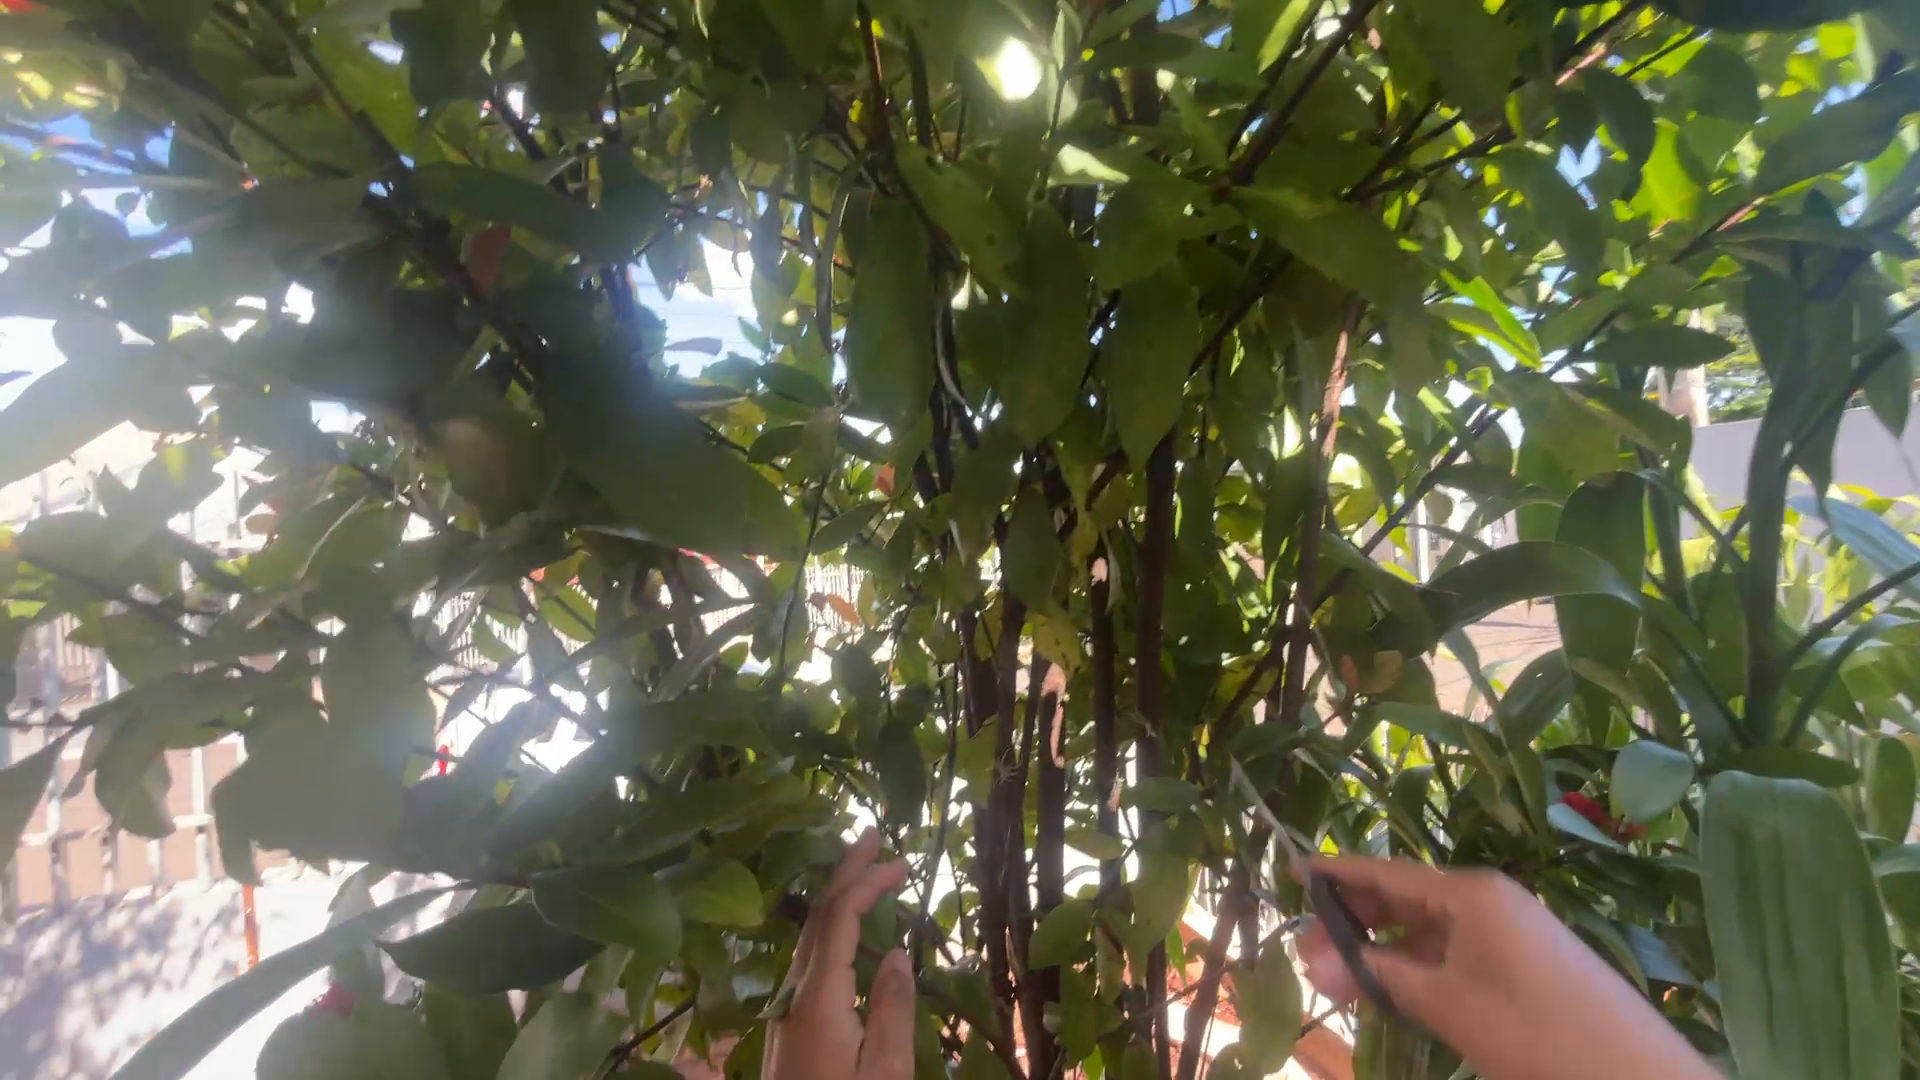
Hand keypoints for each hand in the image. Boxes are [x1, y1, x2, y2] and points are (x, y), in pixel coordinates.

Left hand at [764, 829, 914, 1079]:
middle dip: (845, 871)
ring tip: (864, 869)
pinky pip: (808, 956)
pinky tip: (845, 929)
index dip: (868, 881)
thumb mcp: (885, 1076)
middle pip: (818, 916)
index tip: (903, 862)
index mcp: (817, 999)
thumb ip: (891, 1010)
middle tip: (872, 834)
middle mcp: (793, 994)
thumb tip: (896, 953)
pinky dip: (831, 926)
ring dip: (837, 895)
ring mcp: (785, 1010)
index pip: (840, 918)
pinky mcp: (787, 1026)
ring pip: (809, 935)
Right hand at [1298, 857, 1716, 1079]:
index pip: (1384, 870)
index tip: (1290, 874)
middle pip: (1402, 896)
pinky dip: (1418, 966)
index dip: (1335, 873)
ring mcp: (1511, 932)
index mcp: (1470, 892)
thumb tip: (1306, 961)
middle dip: (1354, 919)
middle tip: (1309, 947)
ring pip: (1427, 928)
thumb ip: (1375, 975)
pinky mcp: (1526, 965)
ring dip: (1384, 948)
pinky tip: (1395, 988)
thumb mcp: (1447, 1004)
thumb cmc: (1542, 1037)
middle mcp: (1488, 900)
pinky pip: (1454, 952)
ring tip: (1343, 974)